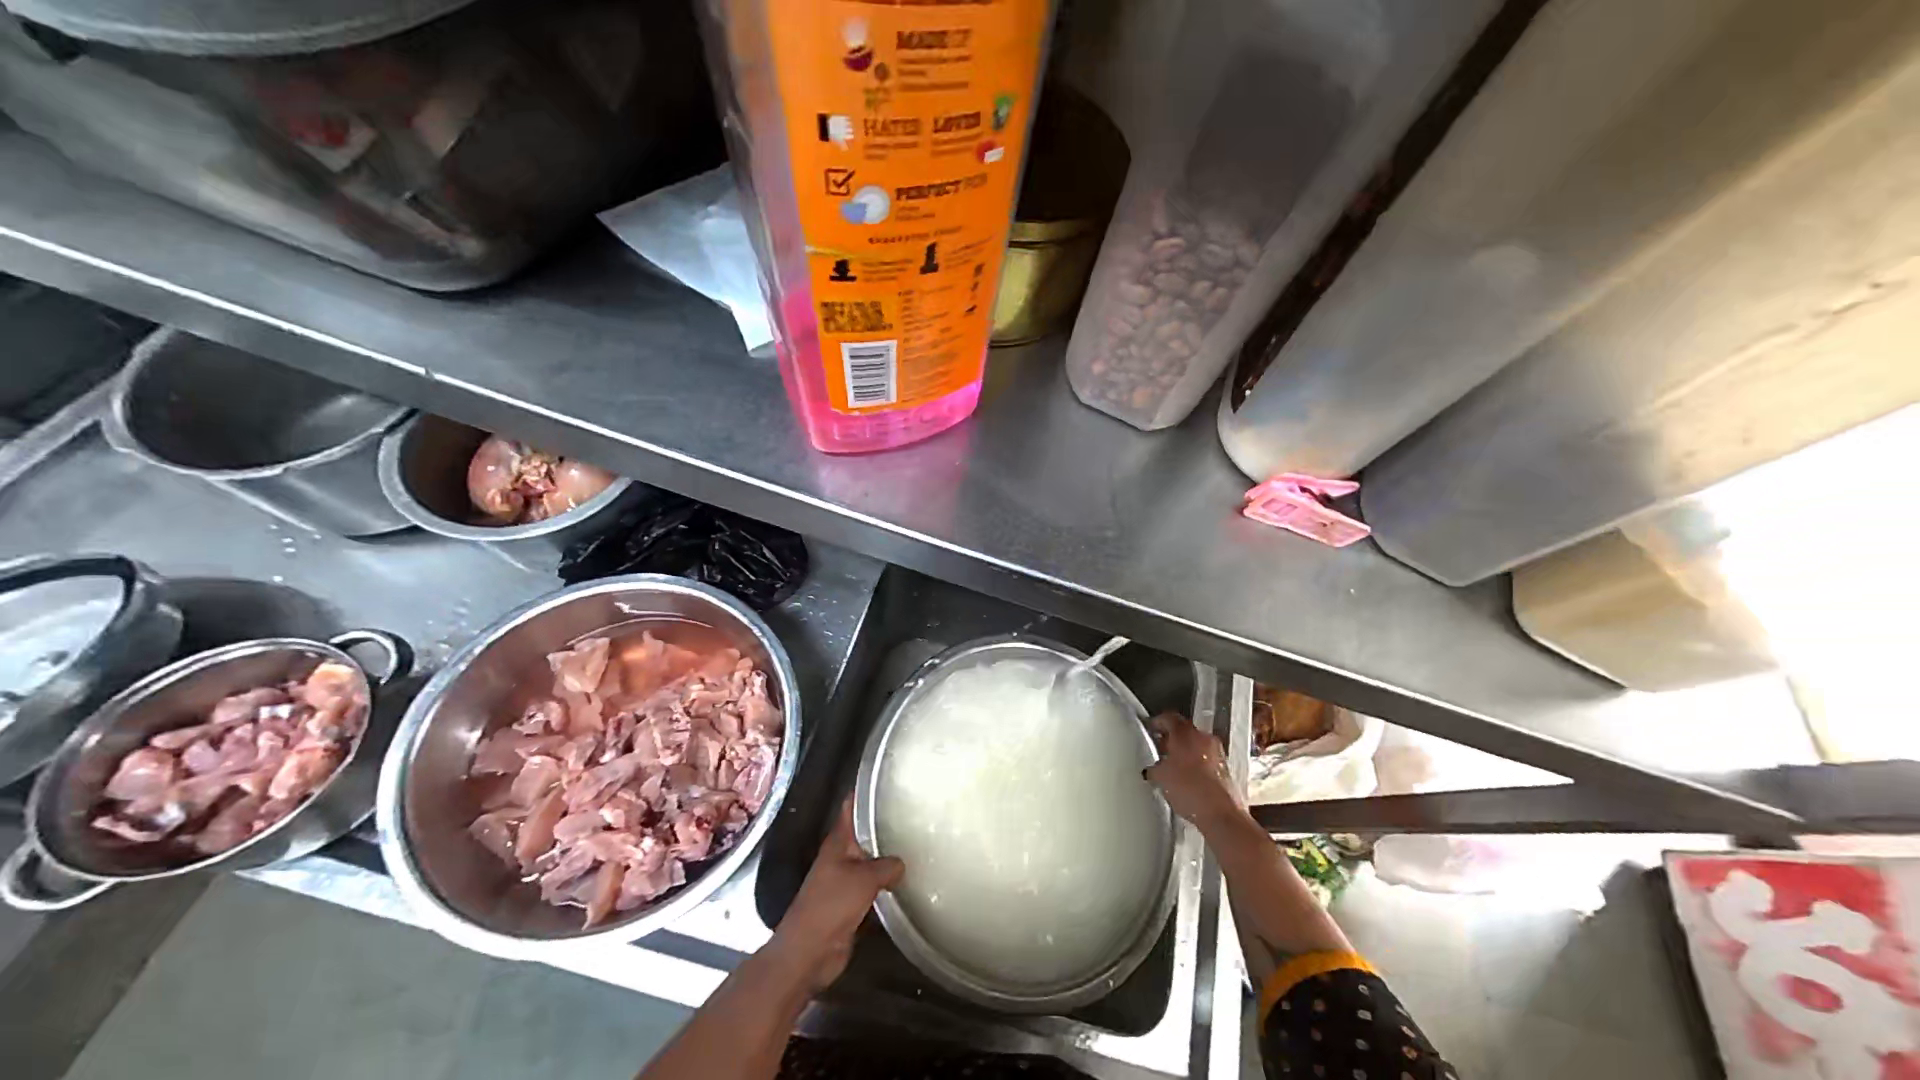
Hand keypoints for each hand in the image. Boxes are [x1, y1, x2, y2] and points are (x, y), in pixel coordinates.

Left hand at [765, 797, 903, 995]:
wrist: (809, 952)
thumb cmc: (831, 906)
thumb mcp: (864, 879)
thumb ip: (887, 866)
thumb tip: (902, 863)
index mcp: (838, 842)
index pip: (852, 806)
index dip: (867, 791)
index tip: (890, 780)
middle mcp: (842, 856)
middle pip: (865, 832)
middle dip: (886, 823)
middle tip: (917, 813)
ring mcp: (846, 880)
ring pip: (872, 860)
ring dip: (890, 856)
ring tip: (919, 844)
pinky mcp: (852, 904)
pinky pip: (875, 886)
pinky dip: (889, 883)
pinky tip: (909, 881)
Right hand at [1144, 711, 1243, 833]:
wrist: (1220, 815)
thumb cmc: (1191, 790)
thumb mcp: (1160, 777)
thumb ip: (1155, 768)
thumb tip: (1155, 770)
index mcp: (1186, 733)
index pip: (1169, 718)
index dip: (1157, 722)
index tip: (1151, 727)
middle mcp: (1204, 739)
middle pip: (1184, 732)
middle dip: (1171, 740)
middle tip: (1159, 749)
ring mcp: (1218, 754)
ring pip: (1197, 747)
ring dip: (1185, 754)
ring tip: (1172, 769)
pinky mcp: (1226, 771)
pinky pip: (1207, 762)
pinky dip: (1197, 767)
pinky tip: (1187, 783)